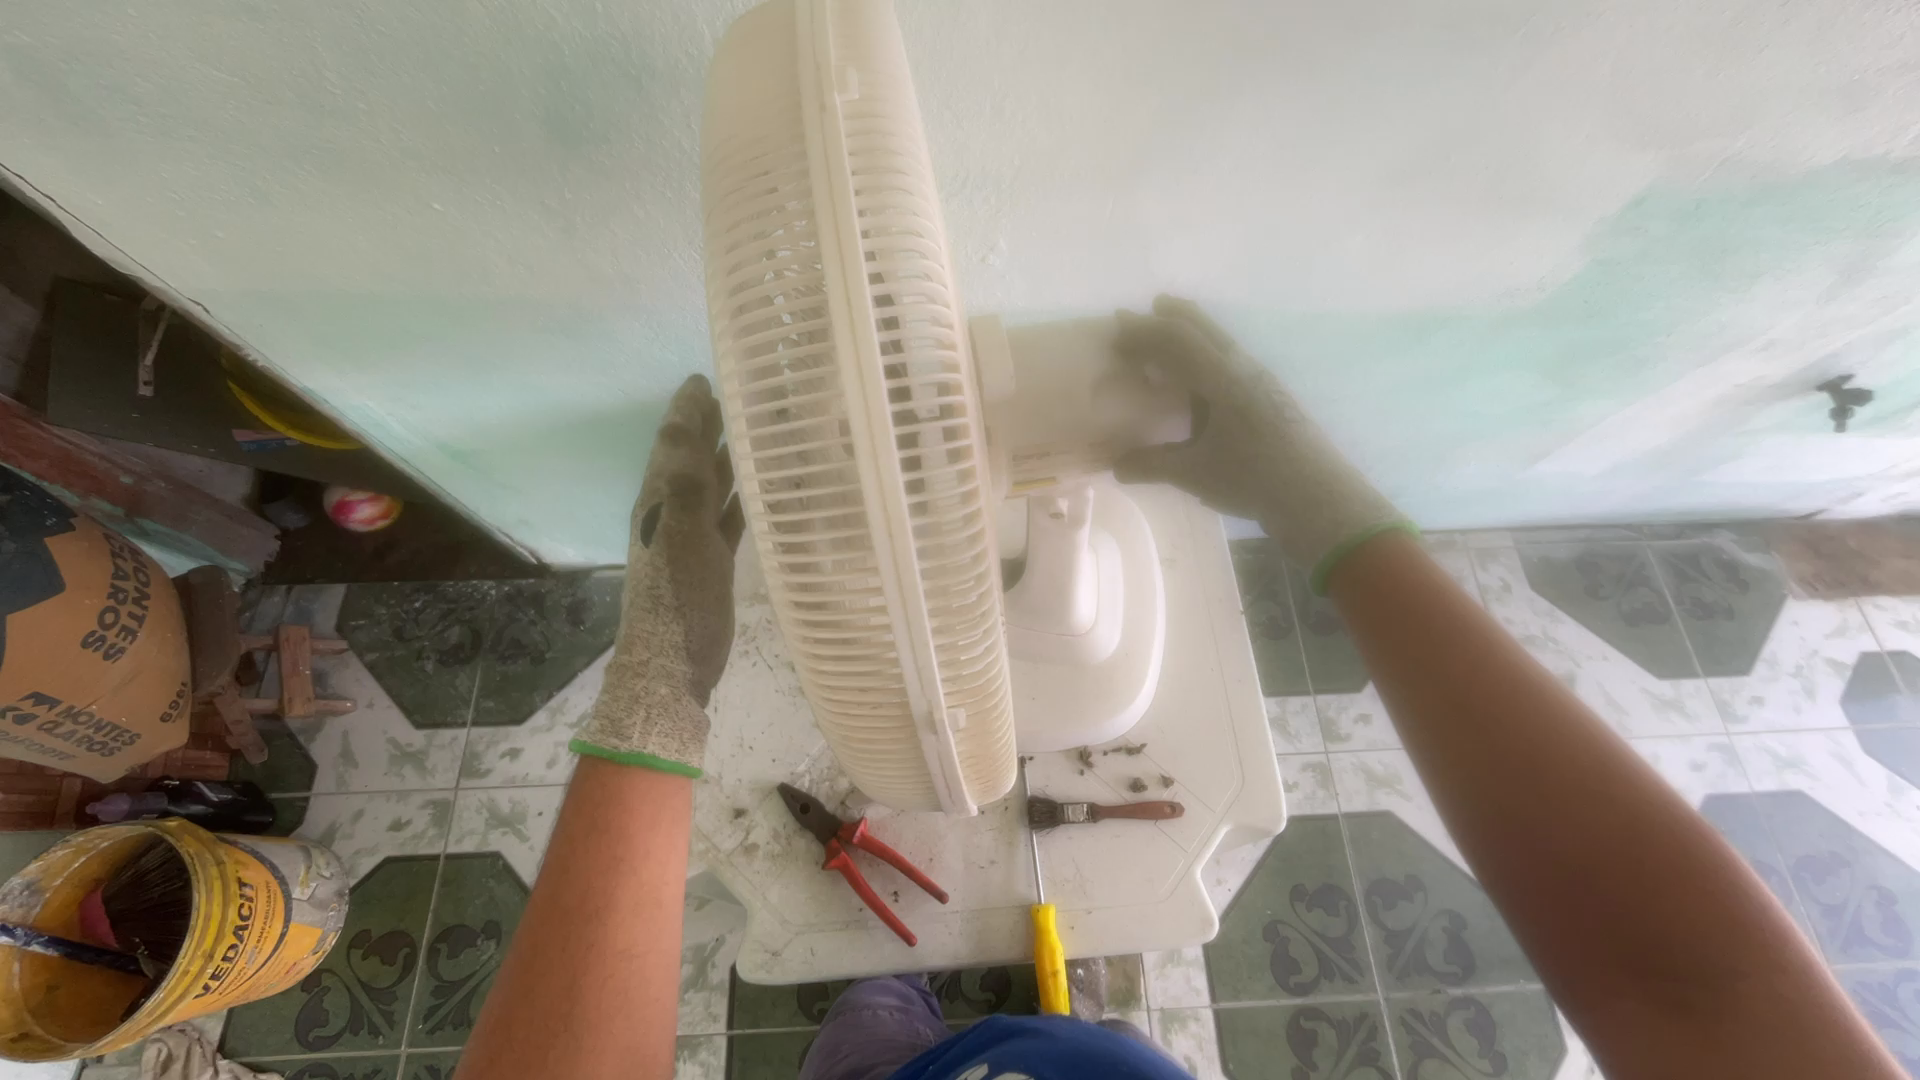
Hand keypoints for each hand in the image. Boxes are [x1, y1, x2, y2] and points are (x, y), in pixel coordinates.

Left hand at [571, 375, 744, 775]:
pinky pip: (731, 516)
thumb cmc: (677, 597)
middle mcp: (674, 511)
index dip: (688, 411)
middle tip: (742, 397)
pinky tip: (765, 490)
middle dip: (712, 427)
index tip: (707, 377)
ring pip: (715, 485)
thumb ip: (686, 477)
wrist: (674, 662)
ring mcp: (694, 537)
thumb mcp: (681, 532)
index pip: (674, 443)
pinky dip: (745, 498)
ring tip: (758, 432)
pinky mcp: (714, 560)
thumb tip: (688, 418)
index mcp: (661, 499)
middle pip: (694, 458)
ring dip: (732, 459)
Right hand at [1113, 295, 1411, 591]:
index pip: (1176, 339)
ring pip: (1219, 341)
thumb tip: (1115, 467)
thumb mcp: (1194, 473)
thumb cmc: (1252, 478)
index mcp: (1220, 378)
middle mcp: (1241, 368)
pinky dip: (1205, 356)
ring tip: (1167, 338)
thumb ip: (1151, 465)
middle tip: (1142, 312)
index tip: (1114, 331)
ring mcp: (1260, 380)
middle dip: (1168, 317)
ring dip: (1190, 333)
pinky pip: (1229, 360)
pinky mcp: (1270, 396)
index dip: (1142, 332)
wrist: (1317, 496)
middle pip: (1201, 327)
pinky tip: (1199, 379)